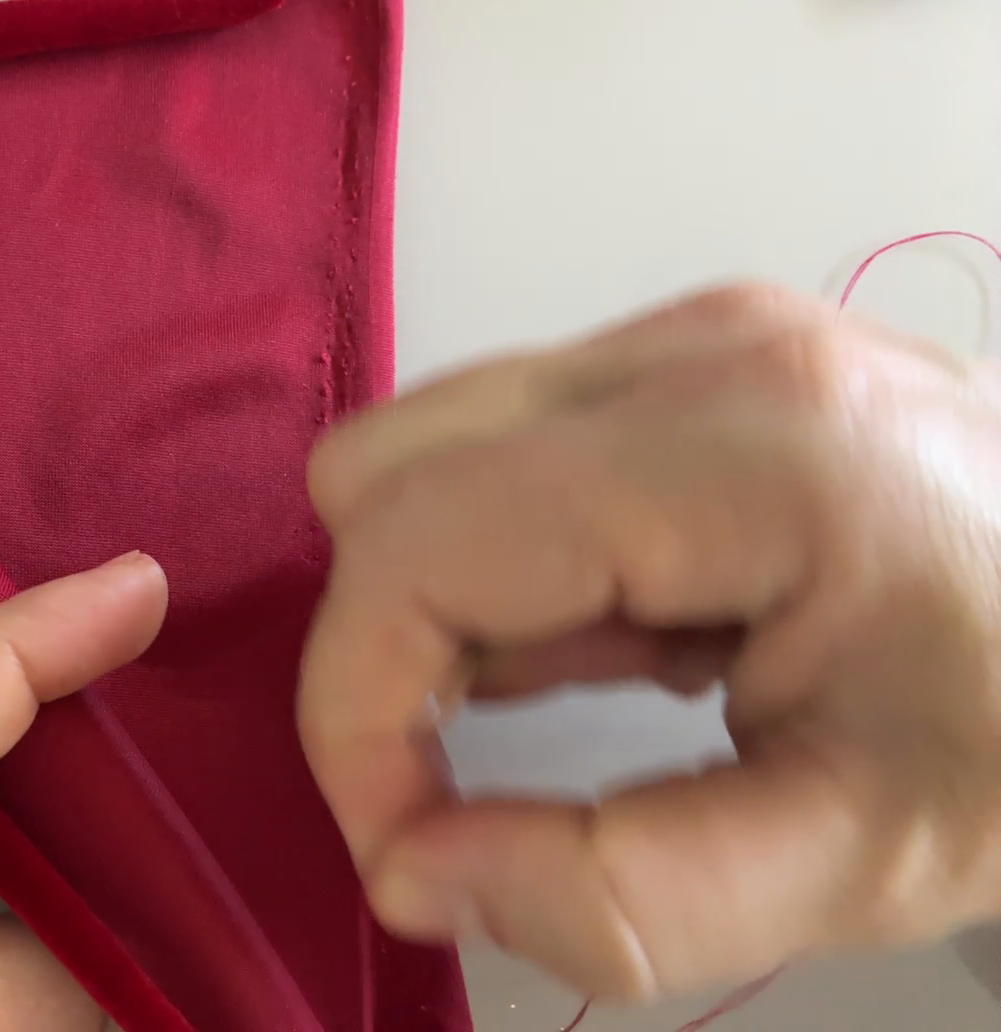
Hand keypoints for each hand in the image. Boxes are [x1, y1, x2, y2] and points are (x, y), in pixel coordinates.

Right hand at [299, 284, 1000, 1000]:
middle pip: (369, 484)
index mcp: (745, 451)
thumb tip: (404, 872)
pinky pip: (448, 459)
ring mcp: (645, 341)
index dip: (352, 705)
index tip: (392, 837)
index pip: (414, 548)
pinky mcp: (626, 362)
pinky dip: (456, 562)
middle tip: (451, 753)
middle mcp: (667, 357)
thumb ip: (624, 897)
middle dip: (376, 643)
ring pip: (389, 461)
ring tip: (534, 675)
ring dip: (411, 598)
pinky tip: (561, 621)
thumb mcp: (886, 861)